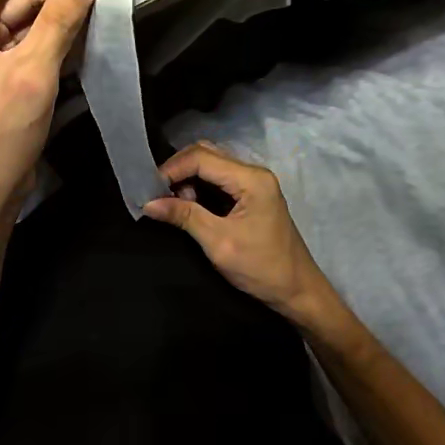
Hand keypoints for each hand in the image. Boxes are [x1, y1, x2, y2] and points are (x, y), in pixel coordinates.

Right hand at [143, 141, 339, 324]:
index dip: (172, 169)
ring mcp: (253, 183)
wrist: (296, 290)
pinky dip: (199, 187)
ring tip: (173, 204)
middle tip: (158, 195)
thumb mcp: (218, 242)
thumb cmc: (260, 267)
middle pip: (206, 154)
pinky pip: (218, 180)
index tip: (149, 190)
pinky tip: (188, 205)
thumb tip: (148, 203)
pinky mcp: (251, 195)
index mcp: (251, 179)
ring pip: (211, 166)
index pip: (202, 158)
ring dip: (187, 179)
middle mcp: (253, 172)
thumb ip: (184, 216)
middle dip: (178, 171)